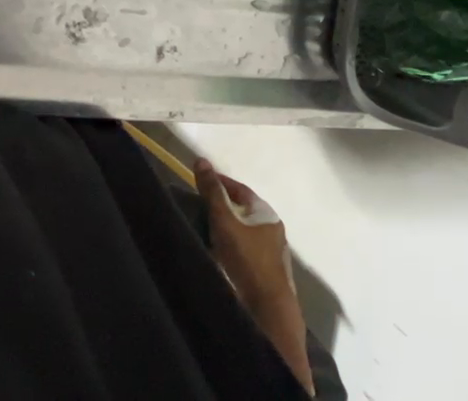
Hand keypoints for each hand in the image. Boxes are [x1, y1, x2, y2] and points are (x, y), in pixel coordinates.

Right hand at [195, 158, 313, 394]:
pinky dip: (228, 245)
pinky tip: (215, 252)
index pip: (239, 189)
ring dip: (223, 227)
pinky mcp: (266, 271)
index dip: (218, 182)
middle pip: (241, 210)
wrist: (268, 309)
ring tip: (201, 228)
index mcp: (266, 214)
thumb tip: (201, 160)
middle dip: (218, 206)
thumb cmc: (246, 258)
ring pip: (242, 231)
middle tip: (195, 205)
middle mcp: (272, 230)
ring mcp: (271, 252)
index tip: (197, 181)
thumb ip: (212, 192)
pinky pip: (243, 249)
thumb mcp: (224, 221)